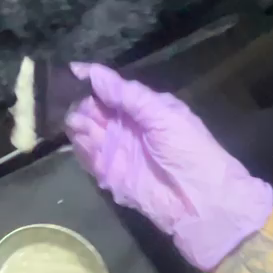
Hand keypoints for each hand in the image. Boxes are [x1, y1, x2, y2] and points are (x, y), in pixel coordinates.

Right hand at [64, 63, 272, 269]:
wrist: (201, 202)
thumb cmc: (188, 150)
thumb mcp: (162, 114)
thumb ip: (126, 94)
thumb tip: (92, 71)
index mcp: (141, 108)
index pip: (109, 89)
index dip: (90, 79)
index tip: (71, 71)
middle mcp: (124, 126)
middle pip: (92, 108)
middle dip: (81, 103)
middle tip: (78, 106)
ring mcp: (114, 150)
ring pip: (84, 130)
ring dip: (78, 123)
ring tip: (81, 123)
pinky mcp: (107, 173)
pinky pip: (85, 156)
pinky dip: (80, 147)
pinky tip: (84, 141)